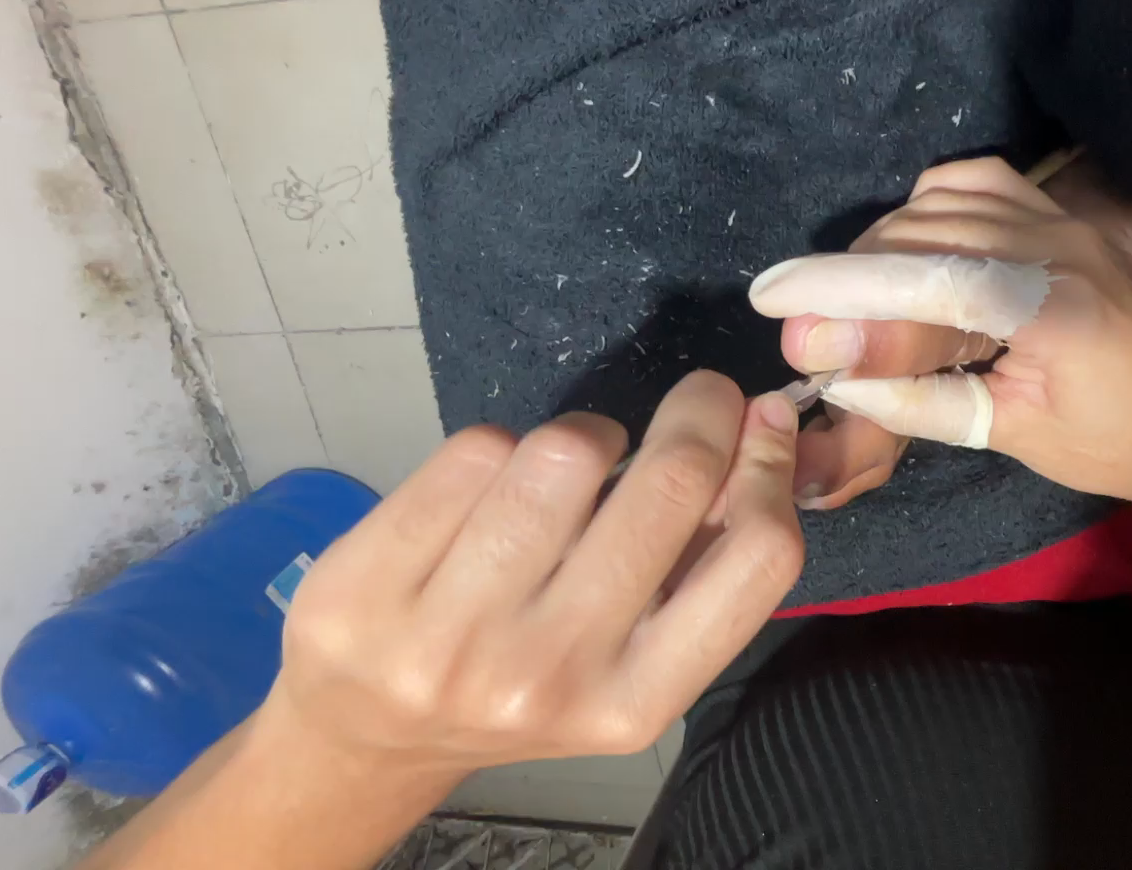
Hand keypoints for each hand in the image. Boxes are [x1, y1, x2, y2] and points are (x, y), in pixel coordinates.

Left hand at [255, 372, 804, 785]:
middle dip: (701, 410)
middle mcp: (552, 675)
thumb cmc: (539, 674)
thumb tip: (769, 420)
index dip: (771, 464)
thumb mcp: (640, 648)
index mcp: (640, 699)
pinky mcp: (360, 592)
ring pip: (567, 451)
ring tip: (571, 469)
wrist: (374, 734)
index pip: (757, 556)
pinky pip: (477, 449)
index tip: (762, 417)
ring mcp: (448, 639)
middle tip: (700, 395)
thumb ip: (710, 552)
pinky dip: (503, 447)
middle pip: (672, 483)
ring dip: (589, 435)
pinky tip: (491, 491)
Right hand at [754, 157, 1131, 507]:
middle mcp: (1060, 243)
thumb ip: (925, 398)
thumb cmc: (1108, 445)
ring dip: (884, 244)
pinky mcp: (1064, 215)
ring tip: (856, 296)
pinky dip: (931, 203)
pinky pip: (980, 181)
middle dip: (853, 274)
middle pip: (925, 233)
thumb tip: (839, 375)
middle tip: (808, 323)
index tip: (775, 297)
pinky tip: (914, 242)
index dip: (844, 286)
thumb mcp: (1014, 433)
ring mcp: (1066, 220)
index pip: (929, 280)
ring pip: (943, 203)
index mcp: (1056, 307)